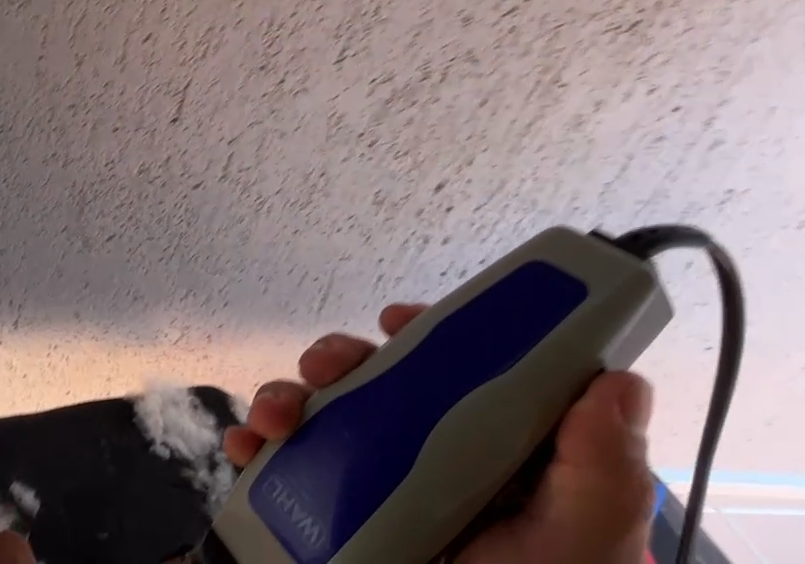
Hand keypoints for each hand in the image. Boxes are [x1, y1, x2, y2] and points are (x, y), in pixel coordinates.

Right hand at [223, 304, 656, 563]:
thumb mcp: (579, 541)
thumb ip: (599, 473)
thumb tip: (617, 379)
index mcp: (485, 442)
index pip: (454, 363)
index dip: (423, 330)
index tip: (396, 321)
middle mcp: (420, 445)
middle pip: (369, 373)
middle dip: (335, 357)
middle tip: (322, 370)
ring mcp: (367, 470)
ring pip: (315, 404)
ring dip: (283, 396)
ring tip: (273, 421)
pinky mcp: (321, 496)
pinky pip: (276, 453)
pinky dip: (250, 440)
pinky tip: (245, 446)